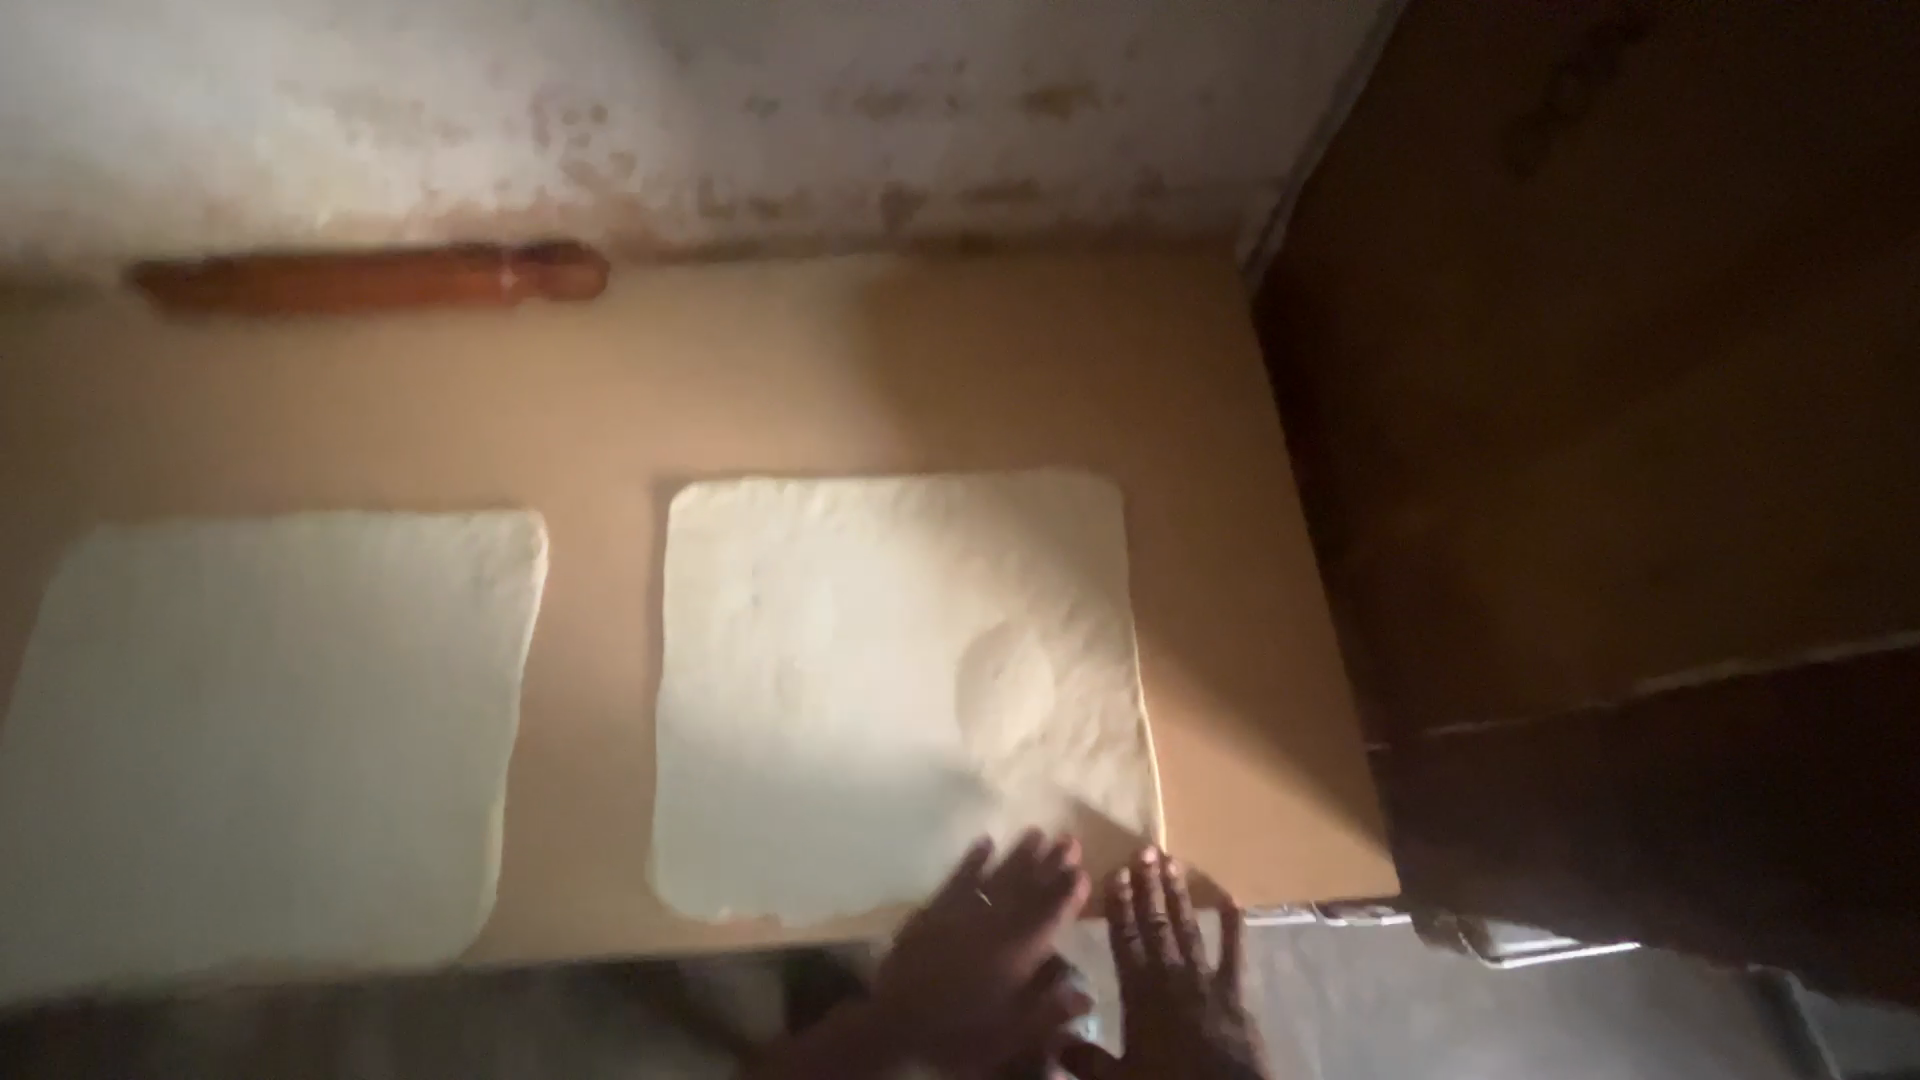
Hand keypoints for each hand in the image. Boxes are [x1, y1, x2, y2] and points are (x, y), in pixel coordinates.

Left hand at [873, 830, 1093, 1070]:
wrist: (894, 1029)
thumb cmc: (958, 1037)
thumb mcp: (1010, 1037)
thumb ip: (1049, 1012)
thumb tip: (1087, 994)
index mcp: (1015, 957)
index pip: (1048, 917)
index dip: (1067, 893)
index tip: (1083, 869)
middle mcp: (991, 927)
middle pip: (1026, 890)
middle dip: (1050, 863)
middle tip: (1069, 838)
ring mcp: (960, 914)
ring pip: (996, 878)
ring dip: (1017, 855)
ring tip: (1036, 831)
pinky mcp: (933, 911)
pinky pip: (957, 878)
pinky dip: (972, 860)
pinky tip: (985, 841)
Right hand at [1059, 848, 1267, 1079]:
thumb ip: (1086, 1059)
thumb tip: (1054, 1041)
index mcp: (1138, 991)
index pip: (1124, 938)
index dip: (1118, 904)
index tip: (1114, 871)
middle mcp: (1169, 975)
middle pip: (1155, 922)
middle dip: (1148, 886)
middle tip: (1144, 850)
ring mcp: (1203, 980)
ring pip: (1187, 928)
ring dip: (1179, 894)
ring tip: (1172, 861)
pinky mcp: (1234, 992)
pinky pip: (1235, 954)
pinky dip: (1234, 927)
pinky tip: (1233, 899)